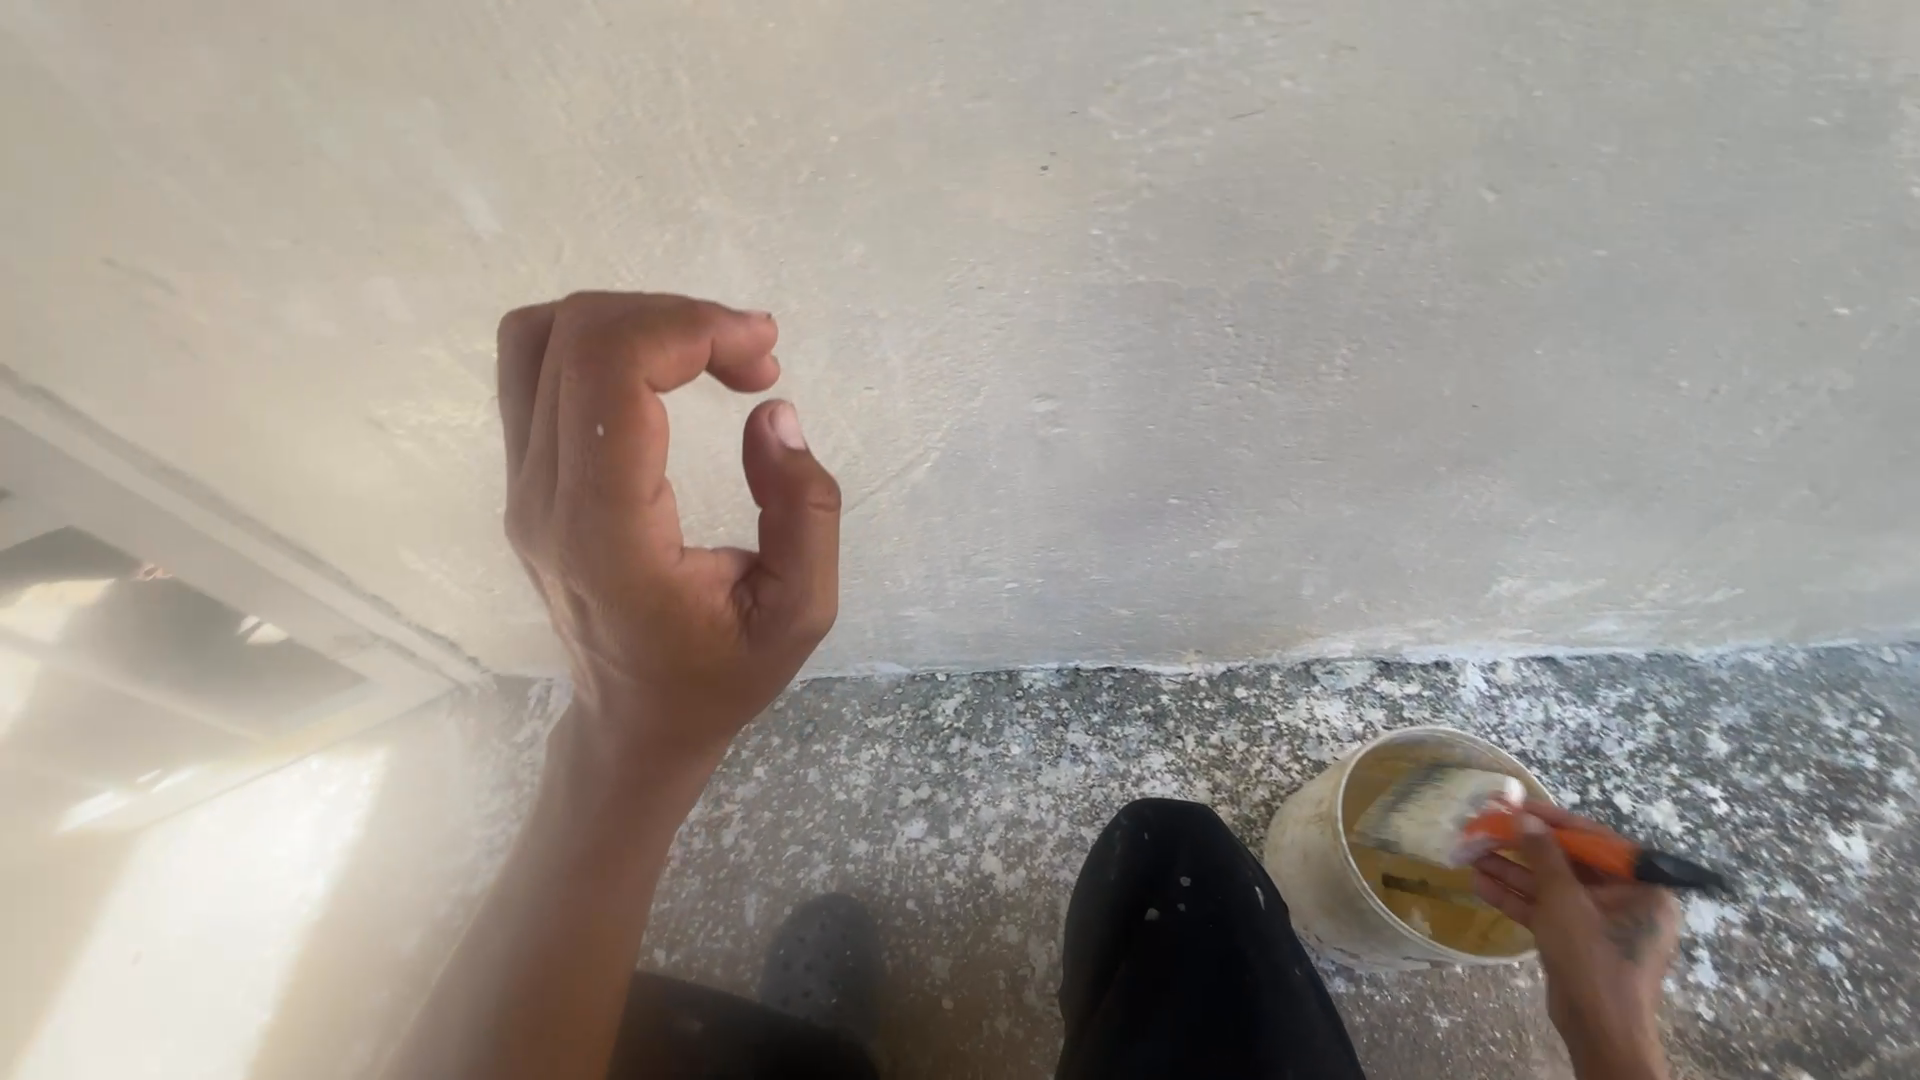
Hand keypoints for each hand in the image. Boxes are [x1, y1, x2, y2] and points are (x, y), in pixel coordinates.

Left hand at [496, 292, 840, 775]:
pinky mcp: (524, 482)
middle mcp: (544, 500)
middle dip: (676, 318)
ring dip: (636, 322)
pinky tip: (667, 378)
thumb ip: (805, 512)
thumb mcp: (801, 613)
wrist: (635, 723)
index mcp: (608, 534)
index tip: (765, 353)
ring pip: (538, 339)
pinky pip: (540, 371)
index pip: (610, 372)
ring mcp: (521, 489)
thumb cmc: (721, 677)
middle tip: (754, 356)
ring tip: (709, 357)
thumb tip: (772, 412)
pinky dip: (608, 347)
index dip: (692, 329)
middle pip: (572, 336)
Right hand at [1473, 802, 1679, 1079]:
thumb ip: (1543, 854)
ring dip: (1511, 870)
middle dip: (1523, 848)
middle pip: (1569, 863)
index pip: (1598, 841)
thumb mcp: (1563, 899)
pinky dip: (1516, 897)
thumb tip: (1524, 817)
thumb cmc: (1592, 957)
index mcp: (1643, 890)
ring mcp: (1601, 923)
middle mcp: (1627, 902)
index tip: (1519, 805)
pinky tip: (1479, 884)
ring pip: (1551, 886)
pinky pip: (1546, 909)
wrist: (1599, 1029)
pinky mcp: (1578, 940)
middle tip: (1486, 829)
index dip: (1555, 820)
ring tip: (1471, 853)